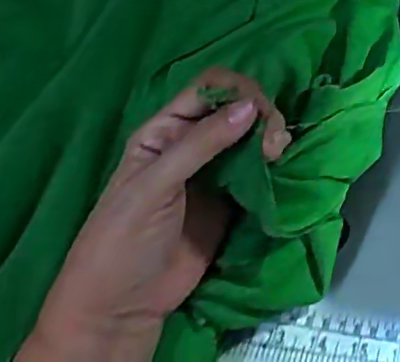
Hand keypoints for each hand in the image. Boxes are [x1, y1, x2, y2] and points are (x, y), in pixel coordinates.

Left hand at [17, 69, 290, 361]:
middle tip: (272, 142)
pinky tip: (279, 163)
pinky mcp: (233, 194)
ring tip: (276, 154)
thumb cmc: (121, 242)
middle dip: (262, 113)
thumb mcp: (153, 188)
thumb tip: (251, 105)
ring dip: (271, 133)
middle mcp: (193, 140)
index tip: (259, 110)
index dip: (238, 89)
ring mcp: (215, 168)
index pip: (210, 87)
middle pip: (239, 105)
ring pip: (253, 131)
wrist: (121, 312)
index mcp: (166, 129)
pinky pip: (259, 163)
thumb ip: (201, 144)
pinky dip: (274, 158)